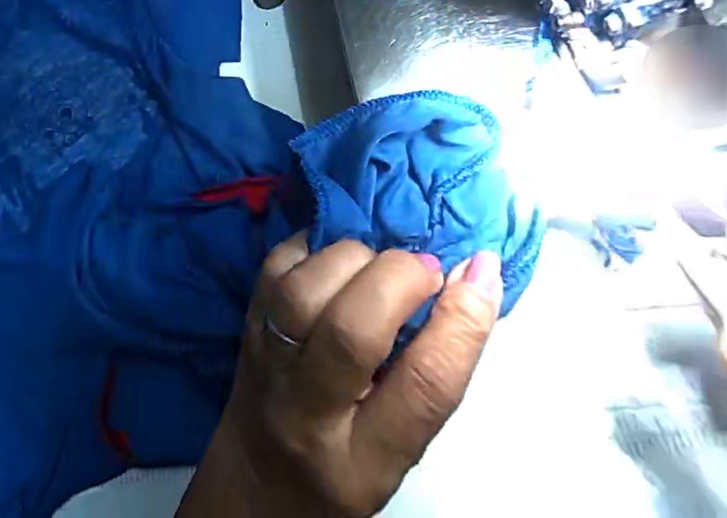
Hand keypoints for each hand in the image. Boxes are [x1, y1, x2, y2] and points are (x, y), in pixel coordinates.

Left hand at [178, 234, 504, 517]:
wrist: (256, 477)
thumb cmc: (343, 465)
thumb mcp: (400, 446)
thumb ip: (429, 374)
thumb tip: (472, 278)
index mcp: (364, 460)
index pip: (420, 388)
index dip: (459, 324)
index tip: (481, 274)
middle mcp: (304, 409)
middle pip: (350, 330)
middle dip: (397, 278)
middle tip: (425, 270)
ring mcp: (264, 359)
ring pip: (304, 289)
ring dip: (354, 258)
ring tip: (379, 266)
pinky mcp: (245, 317)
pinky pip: (279, 263)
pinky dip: (316, 248)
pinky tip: (339, 259)